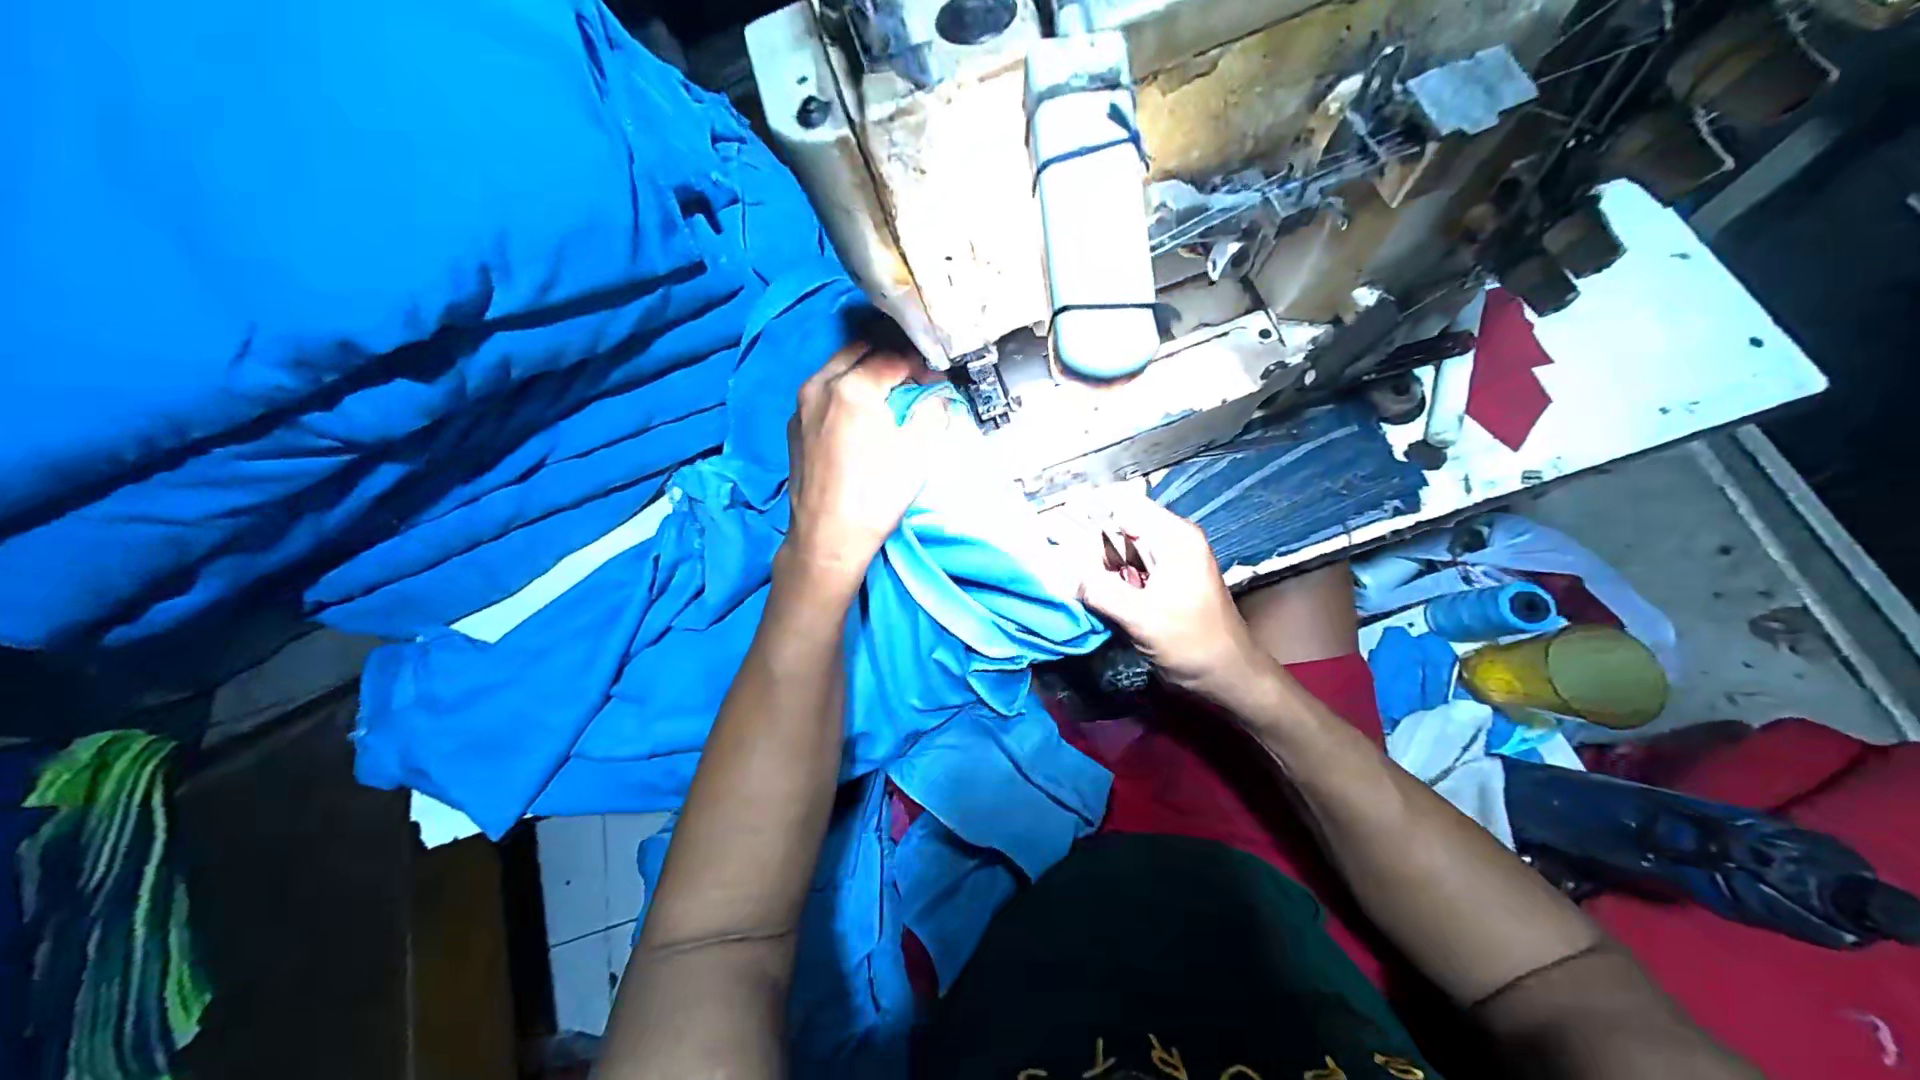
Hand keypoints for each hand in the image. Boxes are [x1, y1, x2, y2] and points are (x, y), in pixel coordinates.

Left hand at [782, 343, 942, 589]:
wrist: (828, 537)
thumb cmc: (876, 494)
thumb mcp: (918, 450)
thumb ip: (932, 412)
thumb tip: (937, 398)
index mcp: (852, 386)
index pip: (893, 358)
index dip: (920, 366)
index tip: (936, 379)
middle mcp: (820, 386)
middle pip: (859, 352)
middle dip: (888, 358)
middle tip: (911, 378)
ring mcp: (802, 407)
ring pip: (836, 370)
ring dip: (863, 371)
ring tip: (886, 392)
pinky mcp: (794, 428)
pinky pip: (822, 394)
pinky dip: (843, 391)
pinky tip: (858, 414)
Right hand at [1069, 489, 1272, 698]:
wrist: (1228, 676)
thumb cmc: (1194, 644)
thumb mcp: (1142, 618)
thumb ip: (1100, 591)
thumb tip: (1063, 573)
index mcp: (1174, 537)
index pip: (1123, 504)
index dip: (1087, 508)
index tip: (1054, 519)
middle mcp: (1169, 542)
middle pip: (1117, 526)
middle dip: (1084, 537)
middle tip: (1051, 548)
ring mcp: (1164, 562)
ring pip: (1117, 549)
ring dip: (1091, 559)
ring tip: (1062, 567)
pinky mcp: (1158, 583)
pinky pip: (1124, 569)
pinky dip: (1103, 576)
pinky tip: (1083, 586)